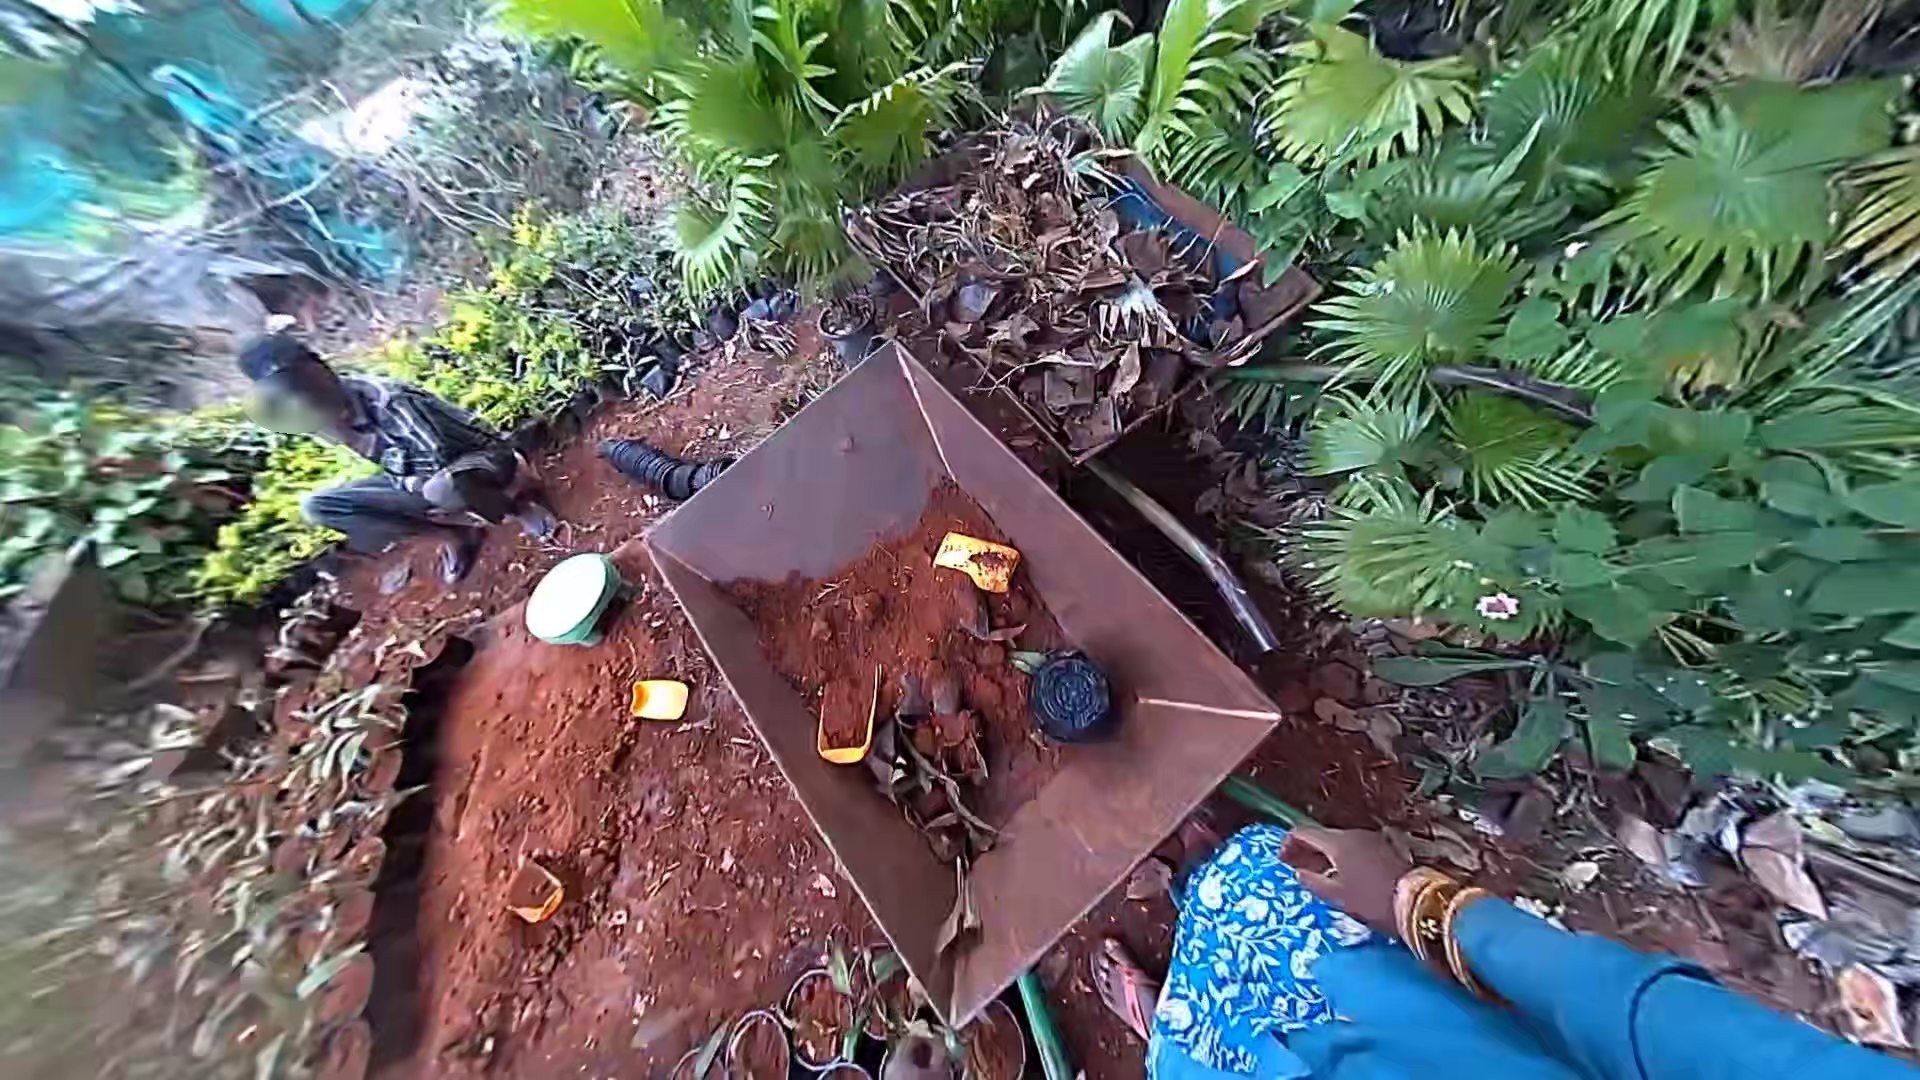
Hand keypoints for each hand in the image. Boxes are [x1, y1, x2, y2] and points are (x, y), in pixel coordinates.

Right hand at [1279, 826, 1409, 932]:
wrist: (1424, 905)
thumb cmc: (1375, 900)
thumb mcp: (1338, 896)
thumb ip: (1312, 882)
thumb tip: (1299, 873)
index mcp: (1335, 842)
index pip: (1302, 832)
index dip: (1288, 843)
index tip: (1283, 859)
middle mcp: (1351, 834)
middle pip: (1320, 835)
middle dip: (1306, 850)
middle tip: (1298, 867)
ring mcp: (1370, 839)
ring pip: (1338, 842)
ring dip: (1325, 854)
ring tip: (1321, 874)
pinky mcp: (1385, 849)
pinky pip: (1355, 848)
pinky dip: (1343, 858)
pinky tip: (1345, 875)